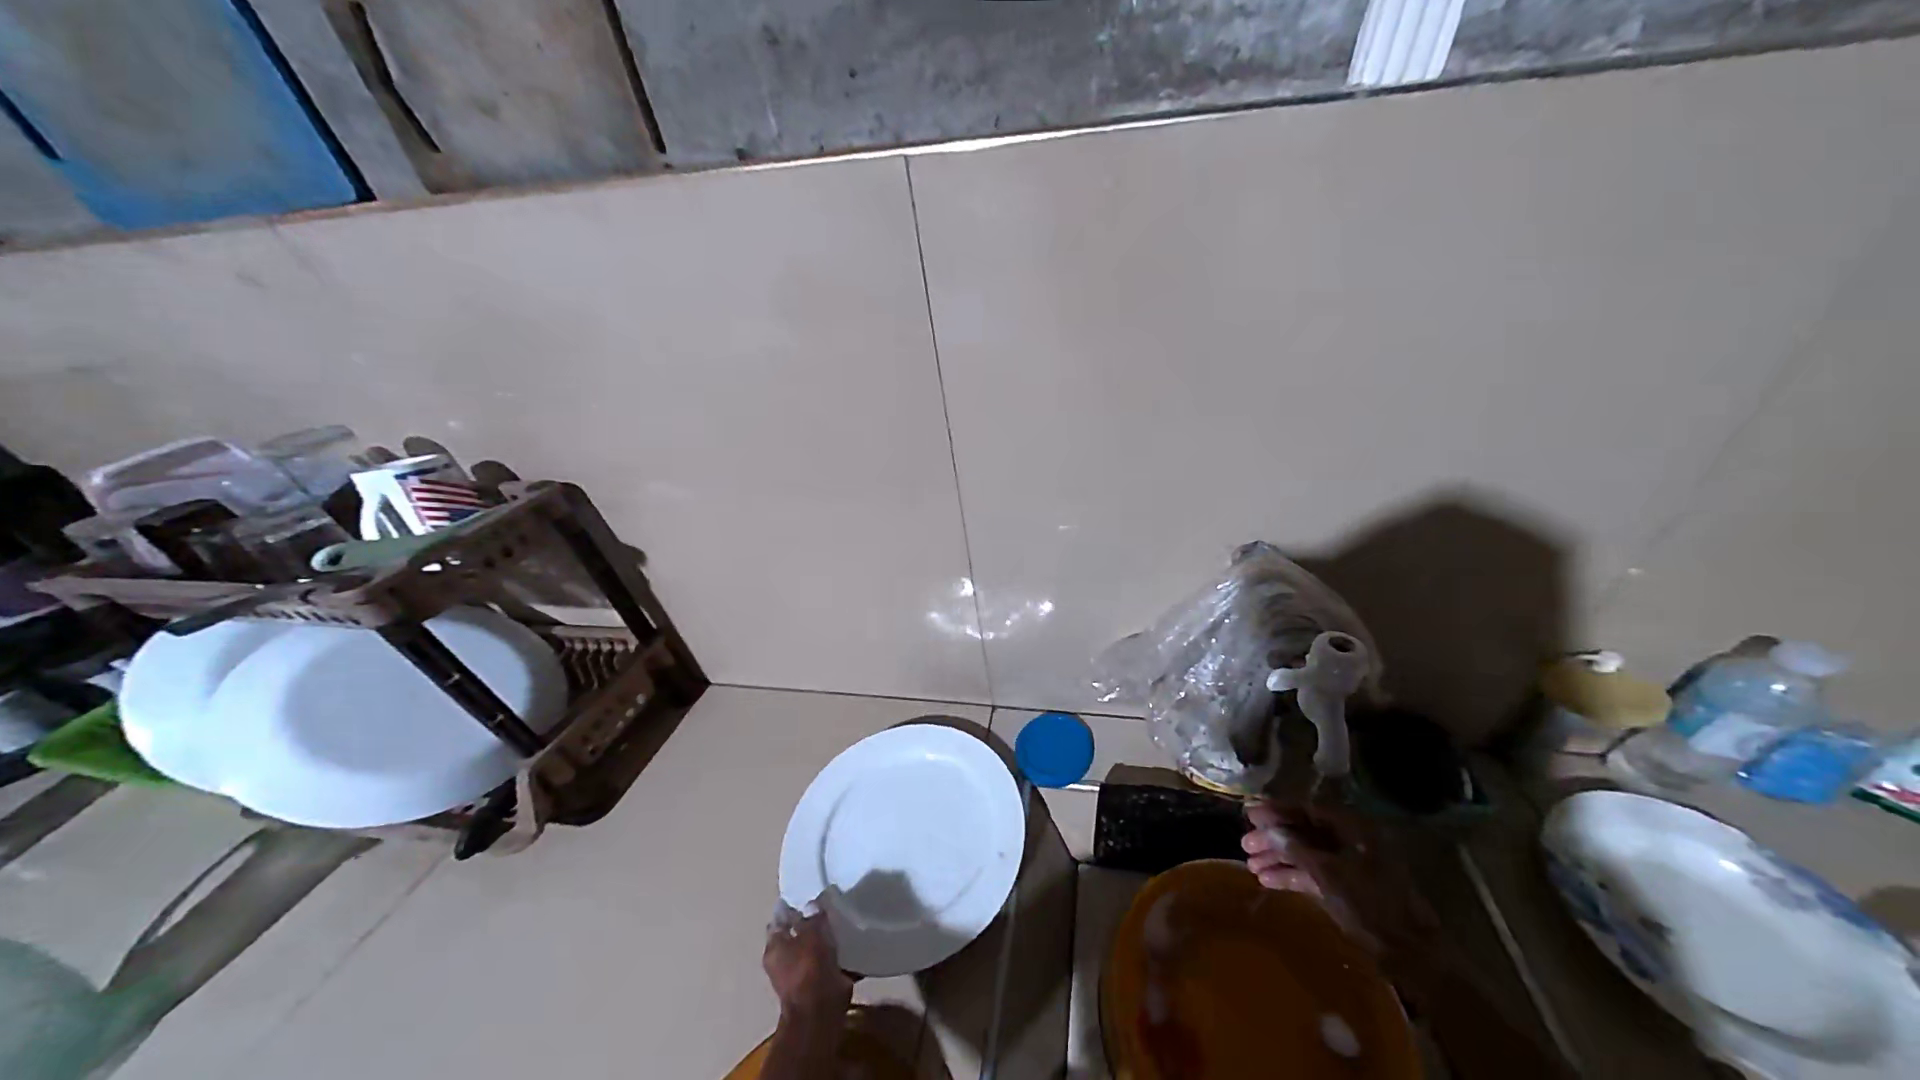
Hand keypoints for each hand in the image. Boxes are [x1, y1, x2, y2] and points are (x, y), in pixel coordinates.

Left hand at [763, 902, 852, 1018]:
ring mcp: (801, 974)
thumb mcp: (811, 934)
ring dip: (826, 939)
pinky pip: (828, 963)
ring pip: (814, 948)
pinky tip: (852, 941)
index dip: (792, 907)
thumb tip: (812, 903)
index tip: (808, 895)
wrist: (821, 1010)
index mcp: (774, 948)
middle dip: (812, 923)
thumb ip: (813, 917)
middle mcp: (783, 961)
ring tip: (843, 920)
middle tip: (830, 905)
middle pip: (797, 935)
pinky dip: (838, 955)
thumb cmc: (809, 968)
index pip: (779, 920)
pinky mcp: (819, 983)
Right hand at [1240, 800, 1436, 955]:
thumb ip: (1297, 849)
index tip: (1249, 814)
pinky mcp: (1345, 887)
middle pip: (1305, 831)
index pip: (1308, 810)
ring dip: (1278, 858)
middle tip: (1245, 843)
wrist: (1410, 953)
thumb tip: (1268, 830)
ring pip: (1307, 853)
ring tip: (1250, 865)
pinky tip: (1266, 881)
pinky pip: (1313, 873)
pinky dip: (1291, 875)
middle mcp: (1351, 841)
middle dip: (1274, 838)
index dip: (1277, 811)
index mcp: (1354, 829)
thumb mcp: (1330, 874)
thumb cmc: (1372, 905)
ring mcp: (1348, 865)